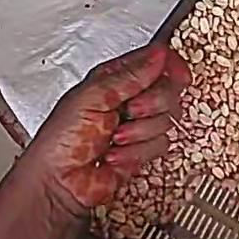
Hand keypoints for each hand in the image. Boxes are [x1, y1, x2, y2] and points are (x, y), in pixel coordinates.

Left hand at [15, 43, 190, 219]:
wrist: (59, 182)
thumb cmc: (62, 141)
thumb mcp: (93, 97)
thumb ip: (129, 76)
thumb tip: (158, 56)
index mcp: (114, 78)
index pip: (154, 61)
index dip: (170, 65)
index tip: (179, 75)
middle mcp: (129, 98)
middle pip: (168, 90)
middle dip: (153, 103)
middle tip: (131, 111)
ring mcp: (138, 125)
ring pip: (167, 119)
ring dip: (140, 132)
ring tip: (115, 138)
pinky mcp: (143, 149)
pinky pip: (161, 144)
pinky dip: (137, 152)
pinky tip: (116, 155)